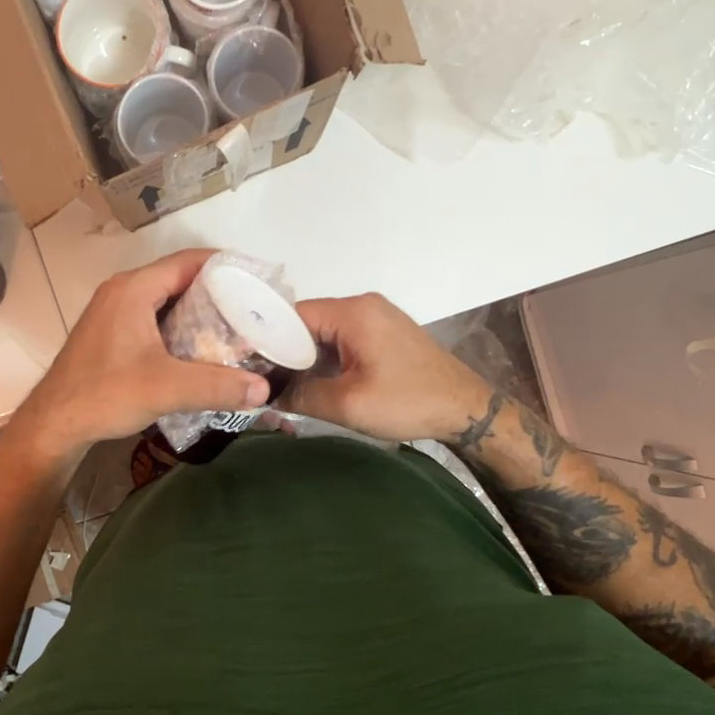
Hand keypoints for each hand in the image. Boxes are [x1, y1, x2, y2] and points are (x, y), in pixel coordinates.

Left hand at [9, 250, 271, 462]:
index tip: (257, 283)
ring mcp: (112, 314)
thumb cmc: (105, 395)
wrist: (53, 424)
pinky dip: (178, 330)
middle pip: (179, 280)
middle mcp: (122, 292)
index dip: (226, 267)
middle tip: (251, 312)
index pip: (189, 262)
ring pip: (165, 302)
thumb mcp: (166, 389)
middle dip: (217, 293)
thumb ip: (217, 386)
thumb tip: (264, 389)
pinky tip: (199, 353)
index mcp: (134, 290)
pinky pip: (152, 320)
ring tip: (233, 332)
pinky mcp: (109, 336)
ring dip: (197, 314)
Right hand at [282, 293, 493, 443]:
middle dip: (285, 353)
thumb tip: (268, 392)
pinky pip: (342, 341)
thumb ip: (301, 394)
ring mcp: (376, 318)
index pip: (292, 315)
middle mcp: (363, 305)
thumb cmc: (406, 402)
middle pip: (307, 323)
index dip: (267, 340)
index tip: (250, 368)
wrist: (464, 408)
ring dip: (306, 360)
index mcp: (353, 312)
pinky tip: (315, 384)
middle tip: (264, 383)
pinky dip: (326, 360)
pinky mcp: (384, 334)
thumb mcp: (347, 404)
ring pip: (323, 334)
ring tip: (285, 387)